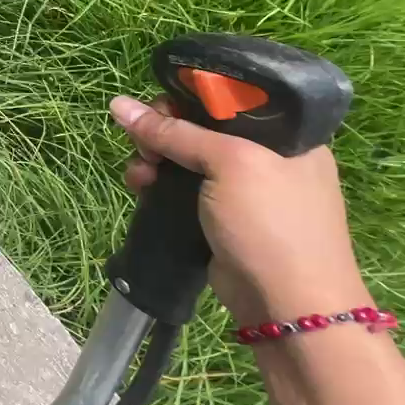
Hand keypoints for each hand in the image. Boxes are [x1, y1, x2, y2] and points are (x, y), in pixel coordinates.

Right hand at [110, 96, 367, 323]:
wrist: (288, 304)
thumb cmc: (272, 224)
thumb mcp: (228, 164)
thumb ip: (173, 132)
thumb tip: (117, 104)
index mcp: (287, 140)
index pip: (227, 100)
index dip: (188, 99)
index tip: (163, 112)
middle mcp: (265, 159)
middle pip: (195, 126)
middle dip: (160, 133)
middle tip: (147, 148)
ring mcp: (240, 188)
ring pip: (179, 155)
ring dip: (150, 159)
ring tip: (140, 175)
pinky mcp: (216, 212)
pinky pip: (175, 183)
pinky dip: (153, 181)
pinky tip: (140, 187)